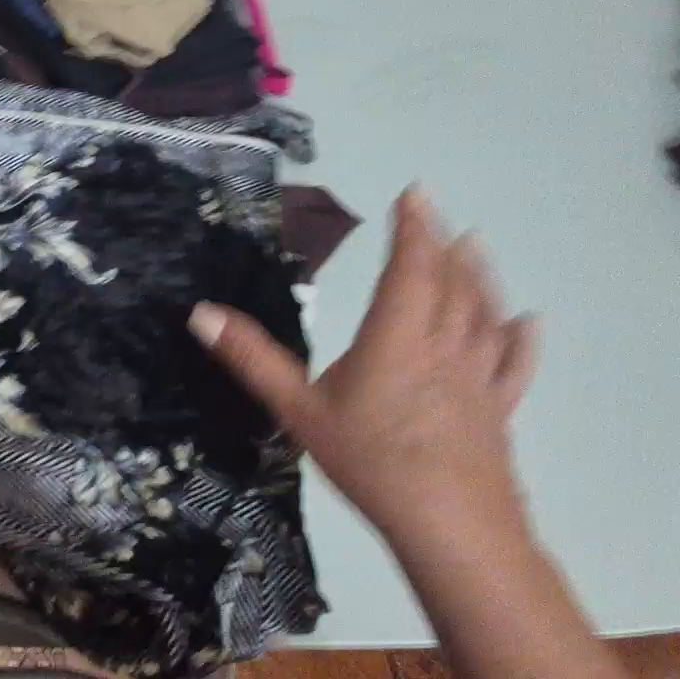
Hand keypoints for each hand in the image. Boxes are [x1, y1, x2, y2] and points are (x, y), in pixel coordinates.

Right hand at [188, 186, 537, 549]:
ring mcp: (477, 380)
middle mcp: (443, 350)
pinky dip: (518, 337)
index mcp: (396, 341)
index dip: (411, 232)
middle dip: (442, 245)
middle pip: (451, 287)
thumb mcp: (295, 408)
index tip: (413, 195)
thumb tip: (201, 312)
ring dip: (479, 277)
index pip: (409, 273)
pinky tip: (525, 322)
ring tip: (475, 245)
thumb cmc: (370, 461)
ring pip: (484, 316)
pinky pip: (512, 363)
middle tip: (435, 211)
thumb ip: (250, 358)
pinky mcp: (496, 410)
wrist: (454, 529)